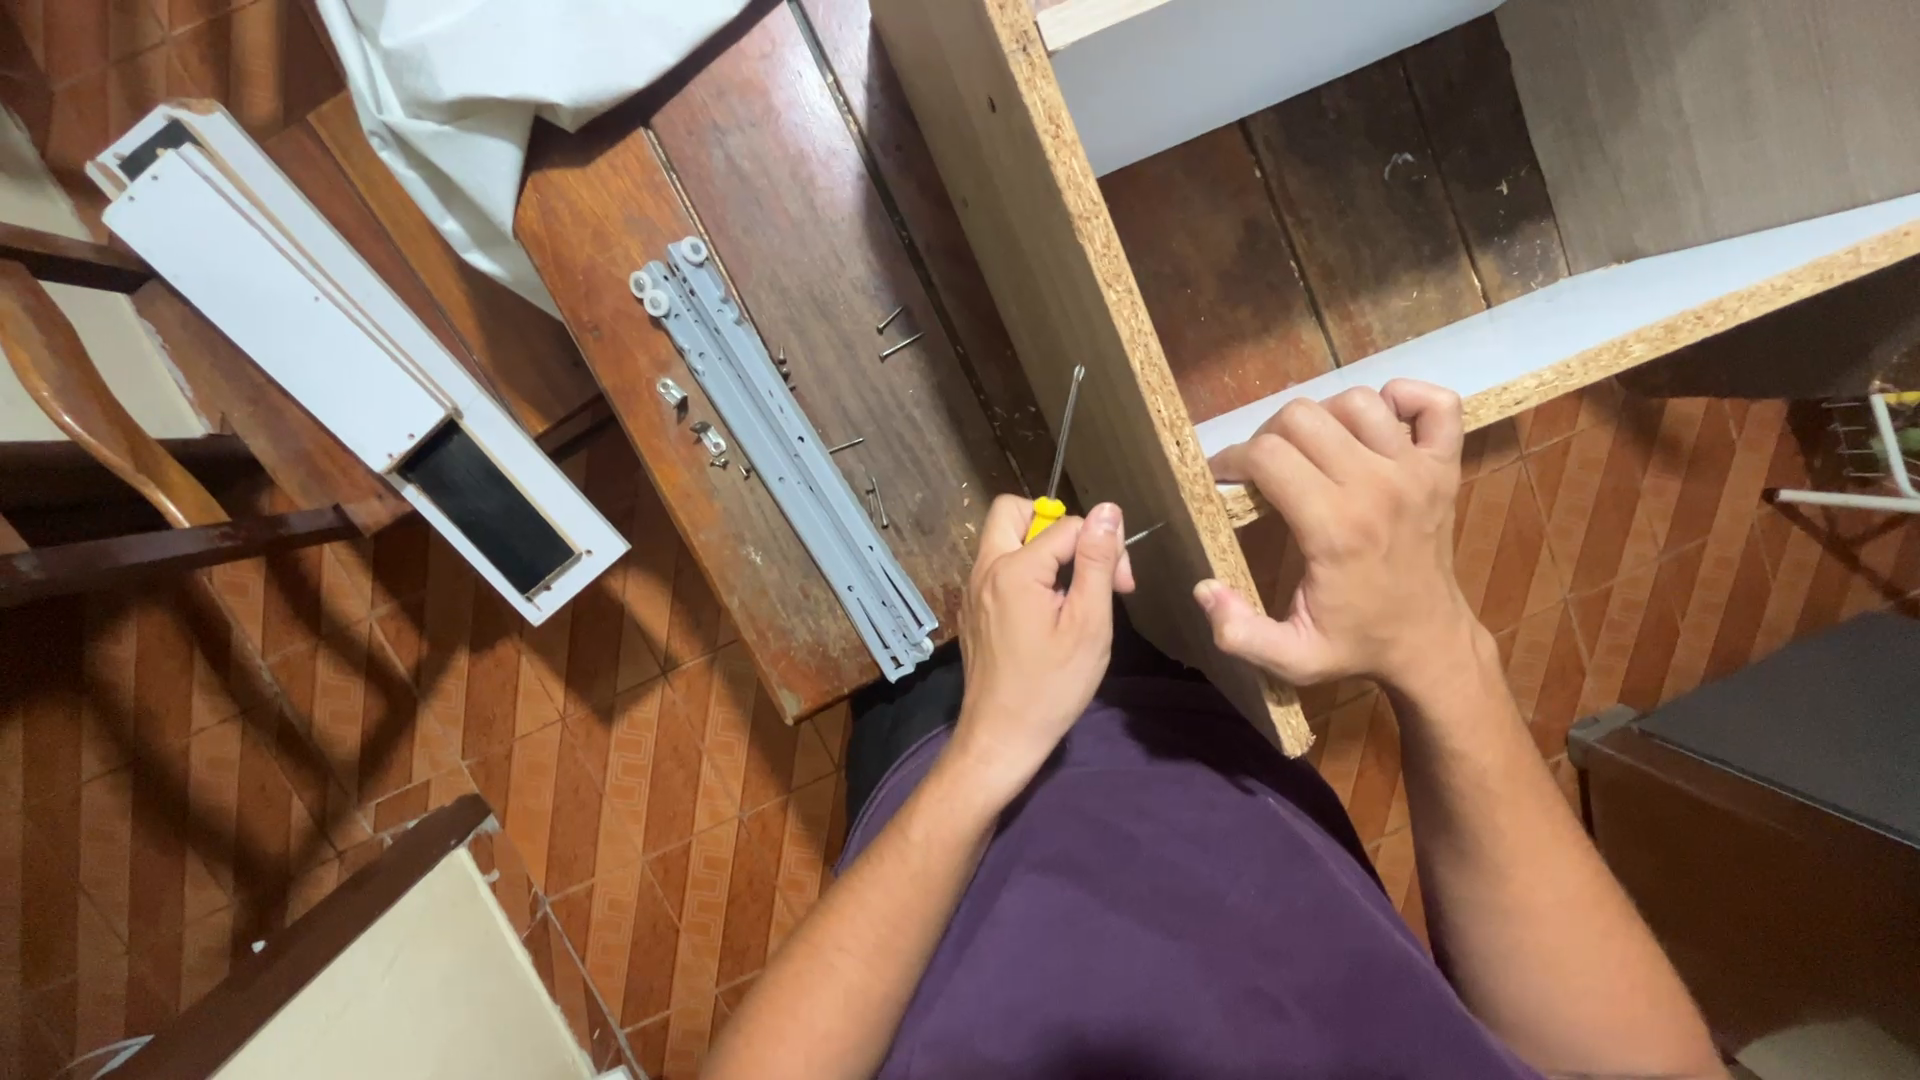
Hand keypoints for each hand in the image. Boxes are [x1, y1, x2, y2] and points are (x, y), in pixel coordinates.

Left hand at [949, 497, 1135, 796]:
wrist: (1000, 736)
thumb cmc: (1051, 686)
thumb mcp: (1088, 624)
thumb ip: (1096, 562)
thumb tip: (1107, 511)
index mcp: (1015, 569)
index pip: (1068, 525)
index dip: (1104, 547)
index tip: (1123, 586)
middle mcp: (984, 569)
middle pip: (1012, 511)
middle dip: (1053, 524)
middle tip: (1080, 561)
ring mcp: (972, 589)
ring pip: (1001, 539)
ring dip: (1037, 548)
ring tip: (1068, 590)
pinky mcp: (971, 610)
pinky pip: (995, 569)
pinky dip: (1021, 572)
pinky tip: (1044, 612)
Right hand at [1195, 380, 1481, 697]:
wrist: (1429, 643)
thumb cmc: (1355, 645)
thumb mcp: (1290, 657)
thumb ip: (1239, 633)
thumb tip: (1203, 589)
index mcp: (1336, 529)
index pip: (1268, 457)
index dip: (1230, 461)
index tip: (1221, 481)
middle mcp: (1378, 487)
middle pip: (1302, 417)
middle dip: (1265, 438)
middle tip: (1260, 471)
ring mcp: (1417, 472)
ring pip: (1355, 402)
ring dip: (1321, 419)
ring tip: (1308, 453)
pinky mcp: (1444, 467)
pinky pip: (1435, 403)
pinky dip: (1402, 399)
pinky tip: (1376, 424)